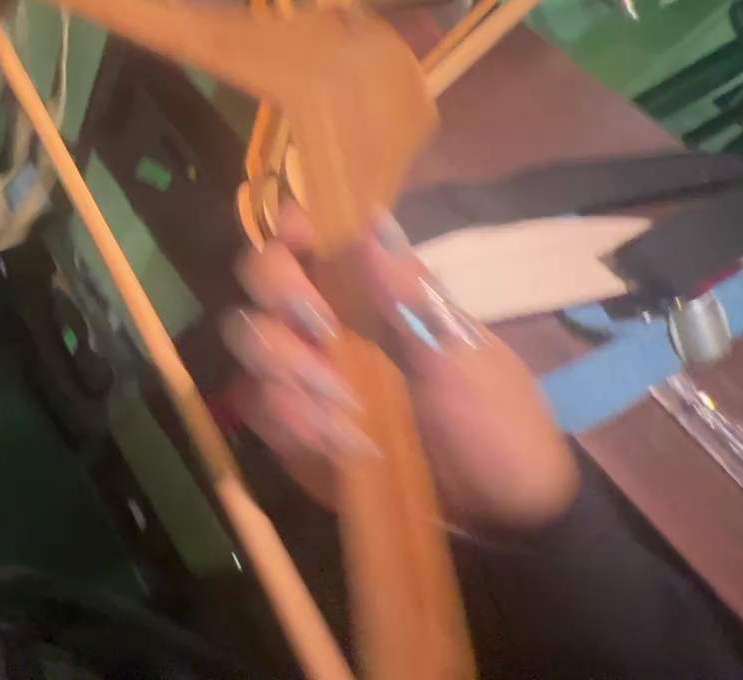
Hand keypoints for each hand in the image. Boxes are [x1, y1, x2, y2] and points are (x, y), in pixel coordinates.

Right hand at [218, 208, 579, 533]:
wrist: (494, 521)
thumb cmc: (495, 423)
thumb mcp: (465, 358)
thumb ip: (411, 295)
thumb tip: (373, 221)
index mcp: (364, 291)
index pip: (307, 237)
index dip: (289, 225)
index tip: (297, 238)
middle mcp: (319, 320)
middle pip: (257, 276)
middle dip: (279, 299)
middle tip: (321, 331)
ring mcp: (296, 369)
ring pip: (248, 338)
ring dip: (288, 369)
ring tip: (349, 412)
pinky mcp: (284, 420)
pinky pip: (255, 402)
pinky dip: (289, 420)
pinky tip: (338, 444)